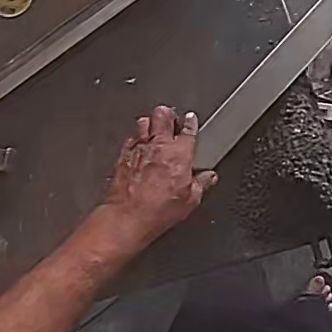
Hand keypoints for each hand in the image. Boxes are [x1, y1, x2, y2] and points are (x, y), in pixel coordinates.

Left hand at [94, 105, 217, 252]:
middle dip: (168, 114)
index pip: (188, 128)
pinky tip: (139, 143)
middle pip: (163, 115)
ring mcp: (139, 148)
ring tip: (155, 127)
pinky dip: (136, 137)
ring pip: (144, 121)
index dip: (191, 122)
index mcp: (180, 153)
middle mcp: (159, 145)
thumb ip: (201, 184)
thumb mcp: (190, 200)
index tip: (191, 120)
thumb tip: (208, 178)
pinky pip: (130, 137)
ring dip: (150, 123)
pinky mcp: (123, 155)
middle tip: (172, 119)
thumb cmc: (157, 209)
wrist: (127, 217)